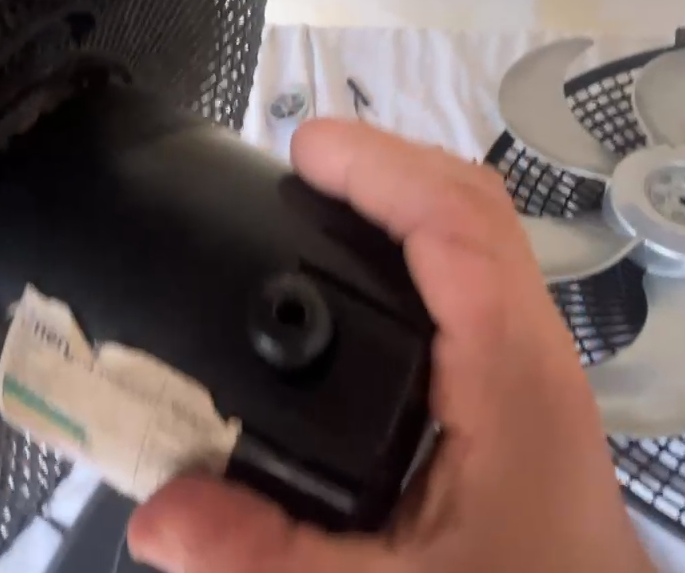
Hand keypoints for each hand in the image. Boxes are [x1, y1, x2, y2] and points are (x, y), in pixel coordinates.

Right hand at [126, 119, 653, 572]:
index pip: (456, 222)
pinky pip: (471, 263)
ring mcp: (528, 351)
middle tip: (300, 164)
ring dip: (401, 190)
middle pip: (471, 200)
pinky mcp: (516, 369)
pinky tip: (361, 259)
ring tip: (321, 192)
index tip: (302, 152)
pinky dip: (414, 231)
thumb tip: (156, 515)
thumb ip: (267, 558)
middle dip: (386, 161)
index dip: (379, 169)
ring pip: (476, 226)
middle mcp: (527, 344)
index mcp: (508, 376)